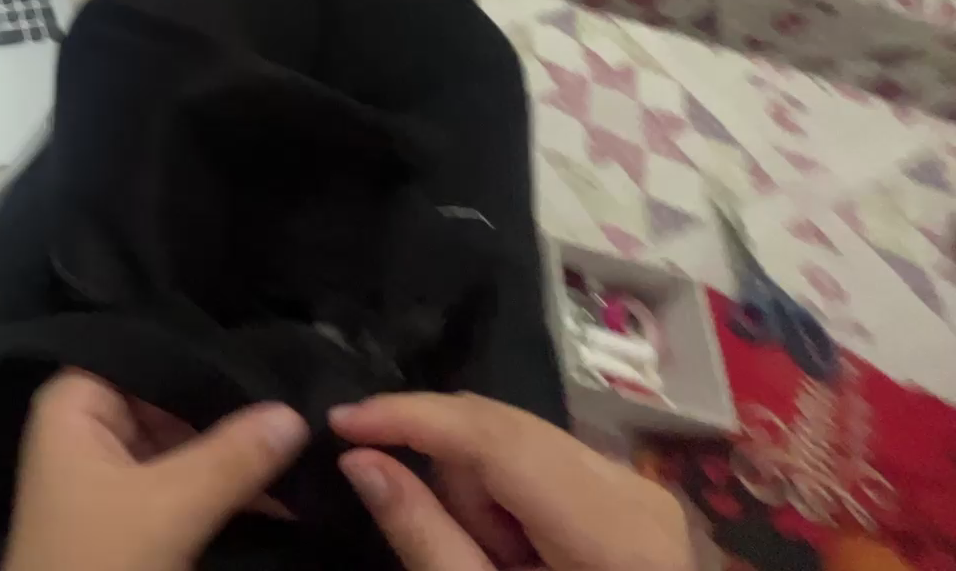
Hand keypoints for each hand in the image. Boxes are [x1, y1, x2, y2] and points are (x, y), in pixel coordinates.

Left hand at [3, 369, 308, 570]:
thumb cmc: (99, 562)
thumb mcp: (169, 509)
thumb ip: (232, 458)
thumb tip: (295, 413)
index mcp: (74, 401)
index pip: (144, 355)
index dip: (201, 357)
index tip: (263, 357)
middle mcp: (84, 421)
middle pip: (163, 398)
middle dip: (223, 408)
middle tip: (295, 400)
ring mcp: (103, 464)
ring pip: (175, 439)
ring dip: (227, 450)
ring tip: (298, 438)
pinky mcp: (123, 505)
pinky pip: (176, 476)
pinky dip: (216, 483)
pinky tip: (274, 485)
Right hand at [330, 393, 694, 570]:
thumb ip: (422, 535)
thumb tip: (356, 457)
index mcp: (616, 534)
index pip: (493, 437)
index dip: (409, 418)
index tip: (339, 419)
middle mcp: (633, 487)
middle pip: (496, 427)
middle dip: (447, 469)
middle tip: (440, 532)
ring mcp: (636, 484)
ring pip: (507, 435)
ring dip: (475, 485)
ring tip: (495, 556)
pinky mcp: (628, 488)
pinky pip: (531, 453)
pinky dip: (502, 489)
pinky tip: (515, 546)